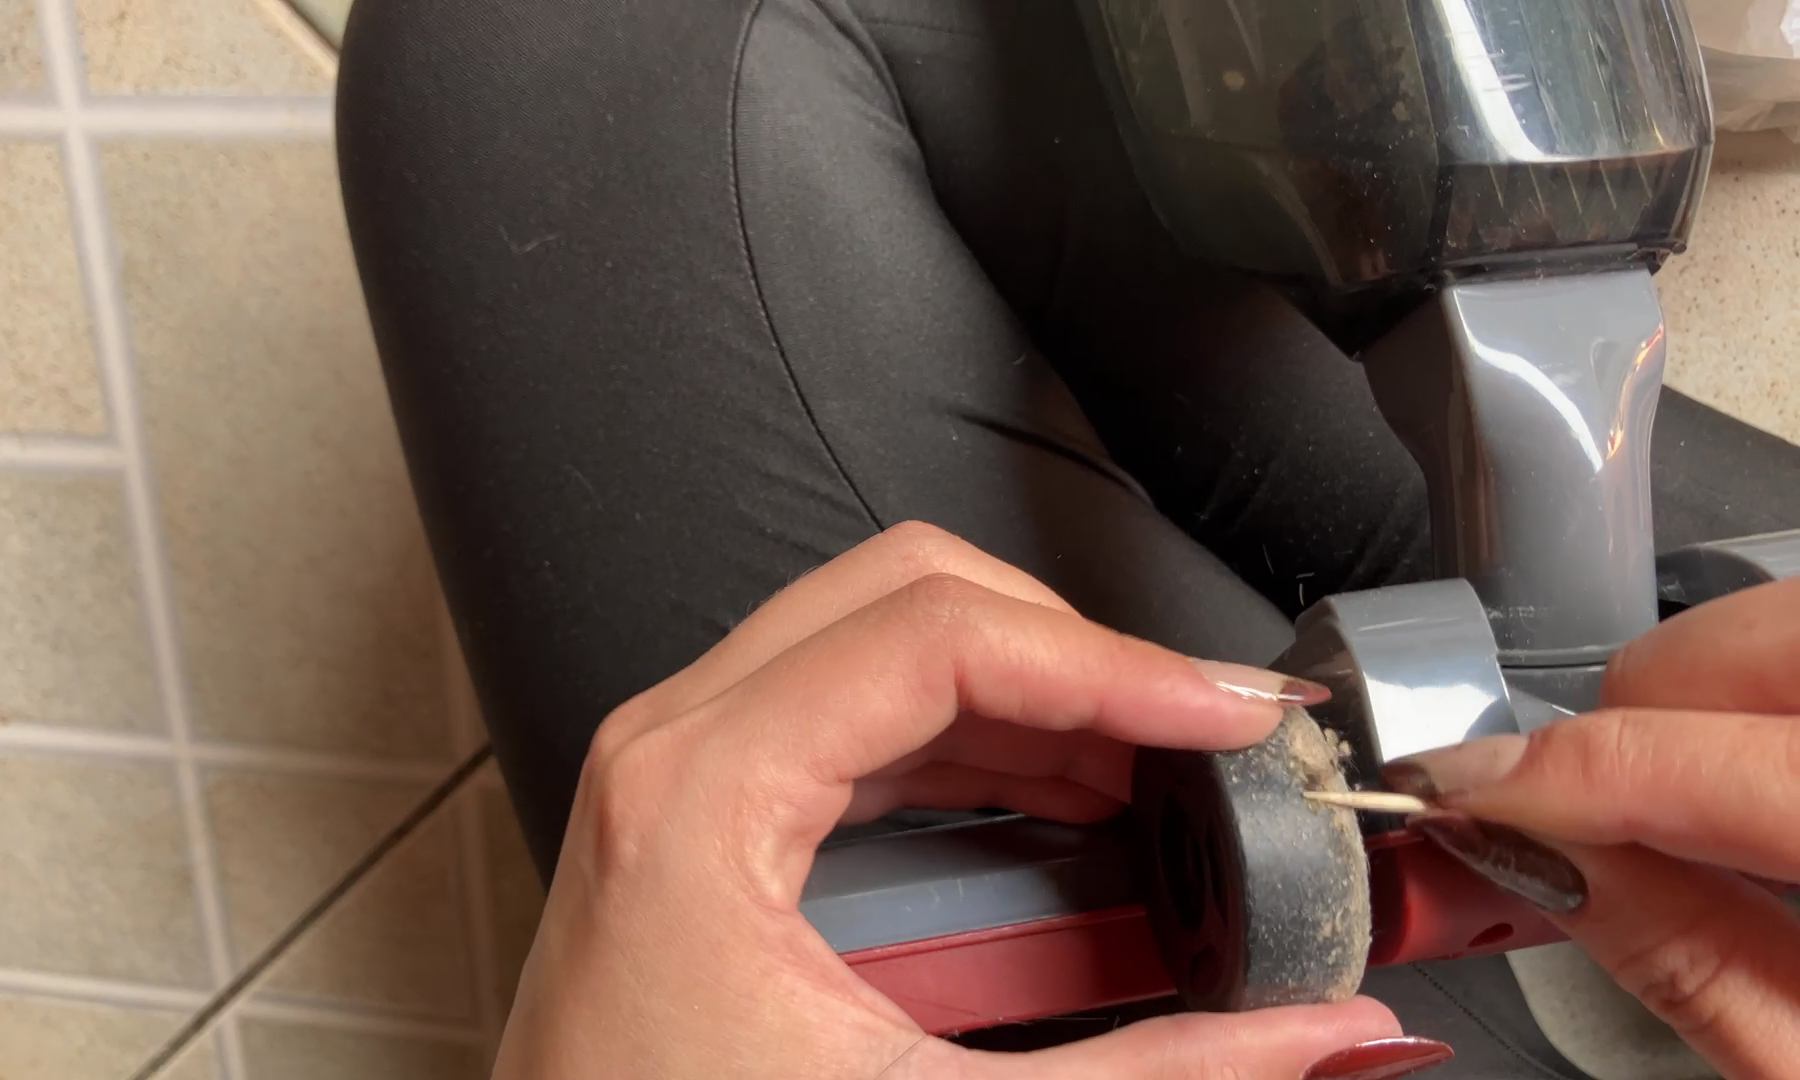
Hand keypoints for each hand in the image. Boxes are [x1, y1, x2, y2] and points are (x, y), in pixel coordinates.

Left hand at [495, 523, 1439, 1079]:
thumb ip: (1147, 1074)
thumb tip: (1326, 1026)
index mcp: (699, 789)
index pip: (932, 636)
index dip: (1101, 661)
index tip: (1220, 709)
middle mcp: (682, 731)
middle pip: (907, 587)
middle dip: (1066, 641)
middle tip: (1188, 719)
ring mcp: (693, 739)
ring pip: (889, 621)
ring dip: (1031, 675)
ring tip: (1146, 753)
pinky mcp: (718, 772)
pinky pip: (867, 693)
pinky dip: (979, 718)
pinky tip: (1058, 775)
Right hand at [1390, 577, 1799, 1078]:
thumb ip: (1691, 964)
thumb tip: (1520, 844)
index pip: (1707, 759)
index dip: (1543, 769)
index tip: (1443, 783)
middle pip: (1765, 637)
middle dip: (1640, 710)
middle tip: (1592, 803)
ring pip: (1792, 627)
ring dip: (1711, 704)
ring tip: (1702, 807)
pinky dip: (1773, 708)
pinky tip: (1772, 802)